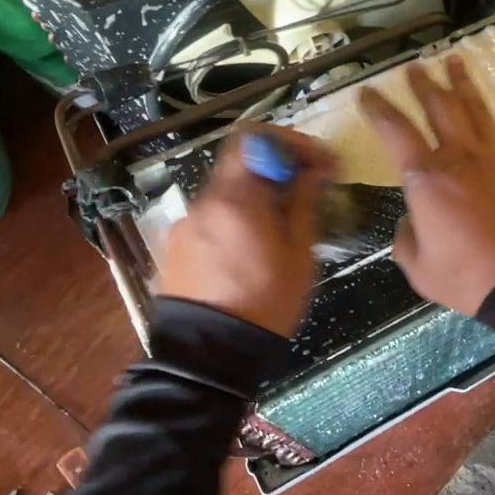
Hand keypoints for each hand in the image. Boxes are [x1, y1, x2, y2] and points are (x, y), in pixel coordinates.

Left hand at [154, 126, 332, 336]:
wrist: (209, 356)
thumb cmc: (266, 302)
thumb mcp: (299, 253)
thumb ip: (303, 203)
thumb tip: (313, 170)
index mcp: (236, 198)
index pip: (256, 138)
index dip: (291, 142)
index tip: (319, 163)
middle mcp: (203, 202)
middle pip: (241, 163)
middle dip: (278, 169)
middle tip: (308, 190)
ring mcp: (184, 224)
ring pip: (227, 193)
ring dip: (257, 196)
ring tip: (283, 227)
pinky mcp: (175, 247)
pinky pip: (212, 218)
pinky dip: (237, 219)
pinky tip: (253, 250)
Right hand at [360, 56, 494, 315]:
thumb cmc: (469, 276)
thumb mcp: (420, 268)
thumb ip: (407, 239)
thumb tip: (411, 220)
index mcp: (427, 178)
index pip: (395, 132)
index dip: (378, 109)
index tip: (367, 93)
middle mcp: (461, 156)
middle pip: (439, 108)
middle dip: (424, 85)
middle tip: (415, 67)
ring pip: (477, 110)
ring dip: (464, 84)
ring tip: (454, 61)